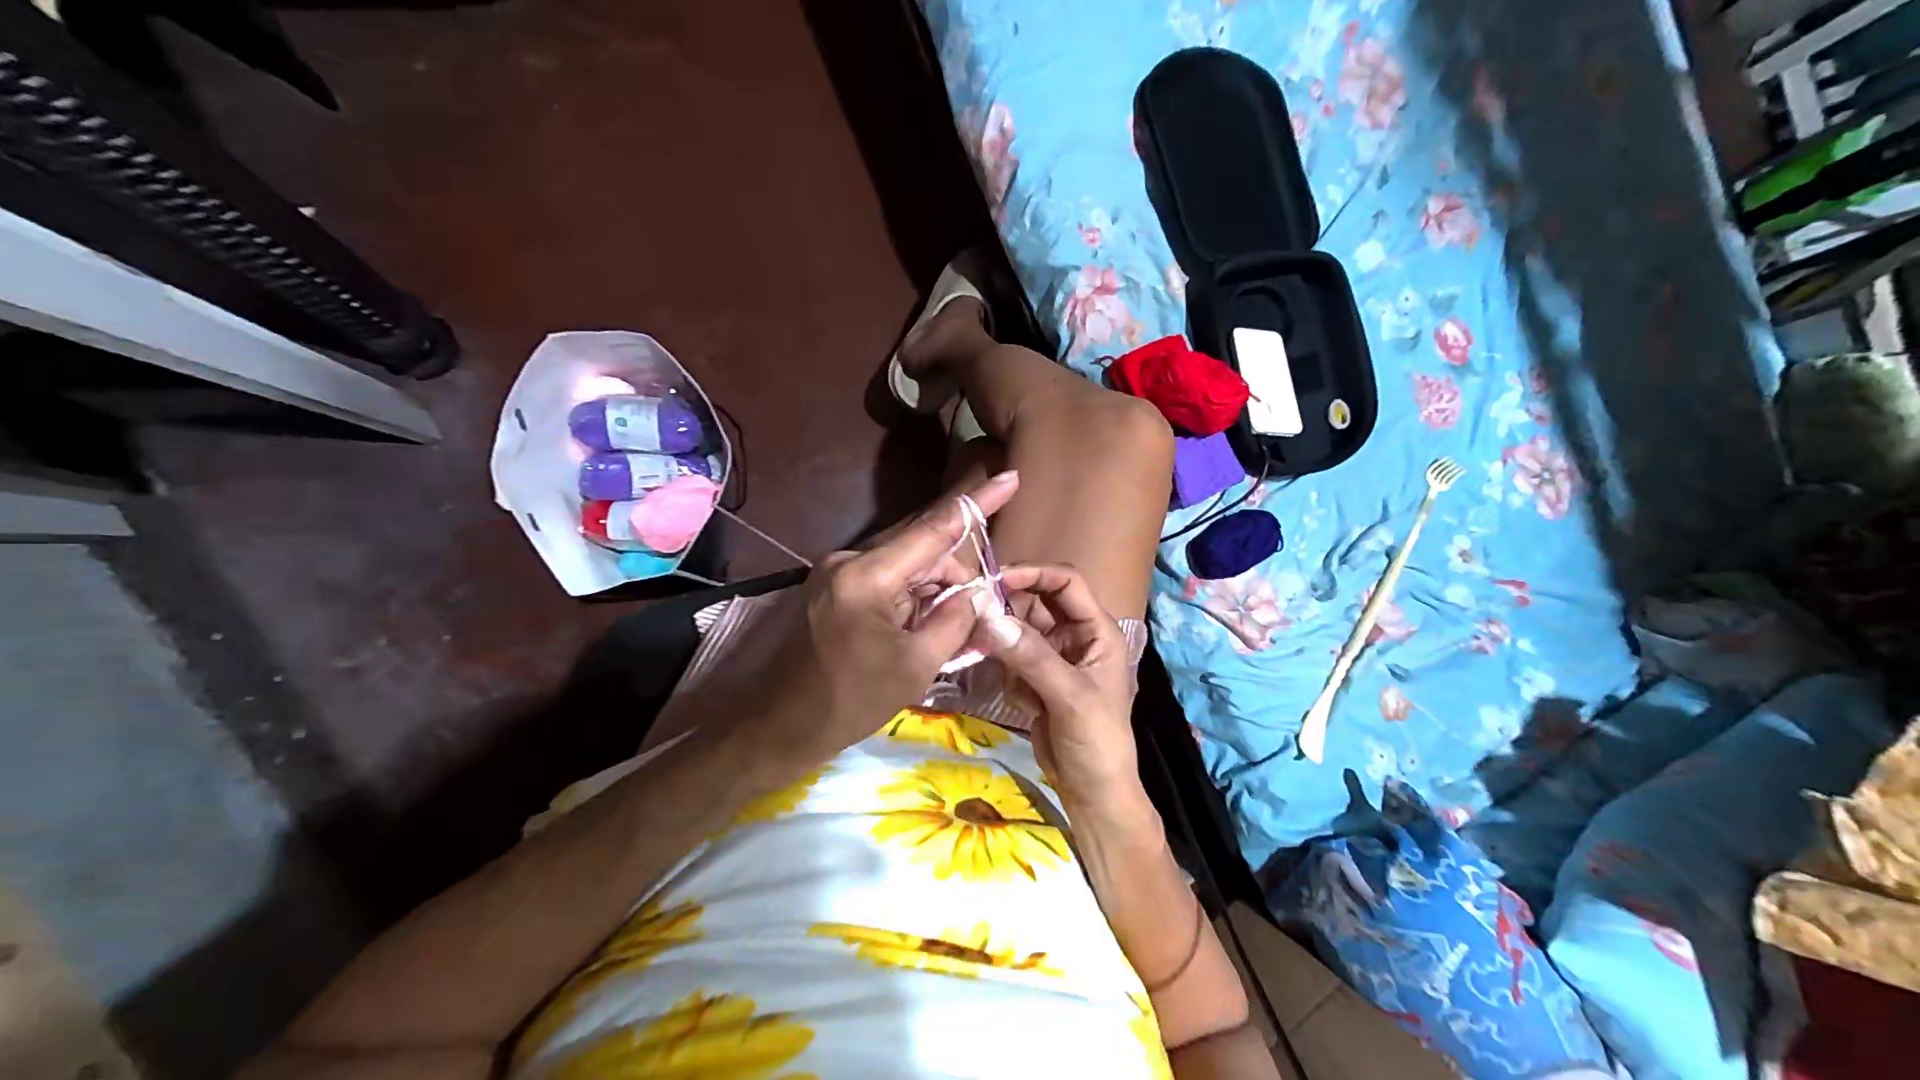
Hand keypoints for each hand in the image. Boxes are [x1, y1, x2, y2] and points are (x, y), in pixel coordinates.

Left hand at [724, 471, 1020, 767]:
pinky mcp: (831, 587)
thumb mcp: (917, 665)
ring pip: (903, 563)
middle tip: (980, 601)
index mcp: (868, 576)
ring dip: (932, 585)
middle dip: (955, 568)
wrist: (780, 725)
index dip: (977, 503)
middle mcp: (848, 560)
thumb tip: (974, 593)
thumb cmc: (851, 700)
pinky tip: (924, 623)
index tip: (1010, 474)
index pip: (934, 529)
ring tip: (950, 624)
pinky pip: (884, 578)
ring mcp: (835, 572)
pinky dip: (910, 594)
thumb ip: (953, 619)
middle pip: (918, 545)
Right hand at [976, 563, 1143, 811]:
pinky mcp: (1035, 678)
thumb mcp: (1069, 697)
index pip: (1066, 583)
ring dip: (1004, 643)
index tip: (996, 579)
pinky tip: (1023, 701)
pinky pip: (1011, 657)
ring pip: (1018, 629)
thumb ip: (1032, 656)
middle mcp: (1075, 637)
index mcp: (1097, 631)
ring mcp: (1053, 657)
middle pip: (1036, 602)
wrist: (1092, 792)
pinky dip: (1007, 671)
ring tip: (995, 664)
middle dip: (1009, 609)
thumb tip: (991, 618)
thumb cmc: (1097, 741)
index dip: (1034, 574)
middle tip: (977, 617)